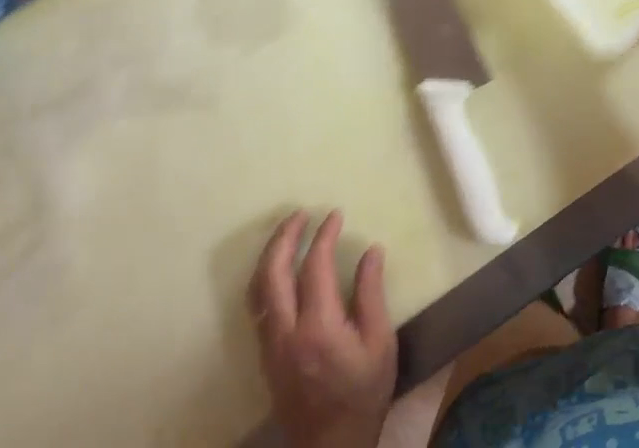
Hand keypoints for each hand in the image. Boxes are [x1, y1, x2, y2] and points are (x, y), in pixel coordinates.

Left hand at [250, 210, 396, 447]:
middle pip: (273, 272)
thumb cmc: (364, 394)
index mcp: (319, 328)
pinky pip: (257, 305)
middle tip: (301, 214)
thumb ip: (372, 294)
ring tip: (286, 232)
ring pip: (257, 289)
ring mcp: (270, 344)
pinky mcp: (265, 354)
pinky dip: (265, 277)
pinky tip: (278, 268)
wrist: (331, 445)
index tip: (335, 215)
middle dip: (285, 236)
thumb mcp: (380, 343)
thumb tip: (371, 251)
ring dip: (270, 254)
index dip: (324, 237)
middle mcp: (286, 332)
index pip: (315, 268)